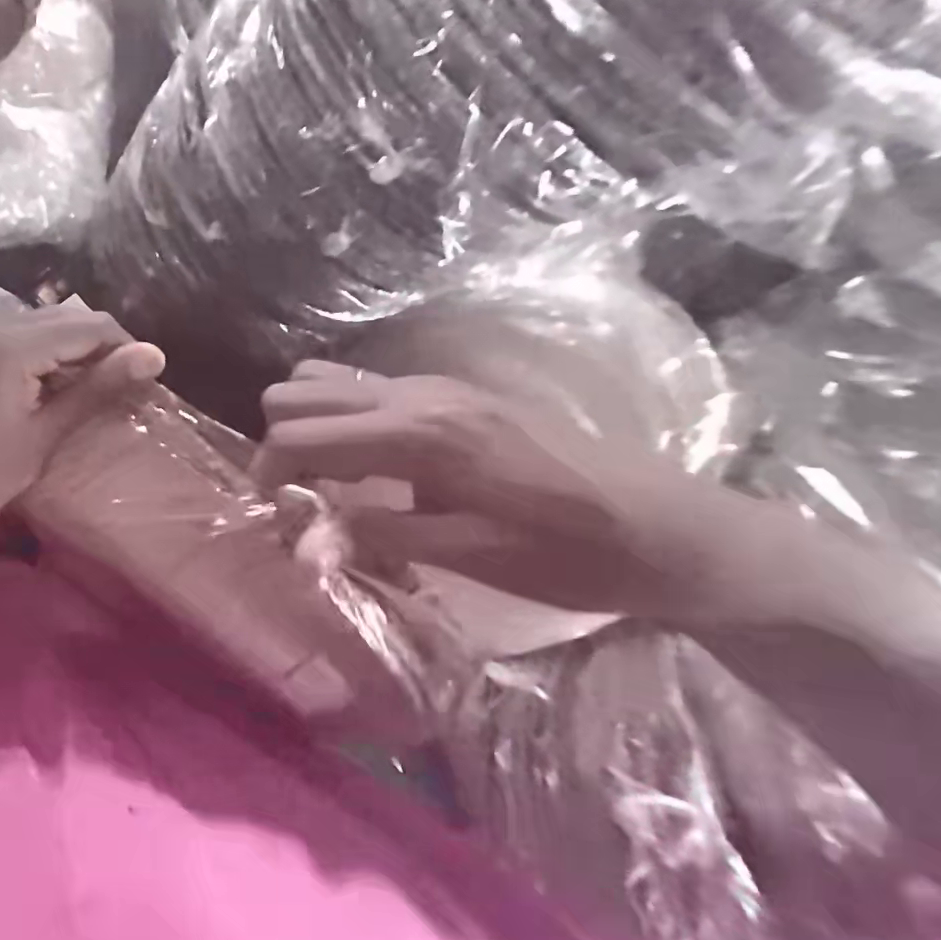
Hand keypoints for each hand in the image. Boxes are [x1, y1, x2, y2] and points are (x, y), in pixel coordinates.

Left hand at [0, 305, 166, 524]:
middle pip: (66, 317)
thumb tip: (154, 356)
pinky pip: (24, 331)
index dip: (123, 344)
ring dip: (78, 345)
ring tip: (100, 381)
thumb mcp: (52, 429)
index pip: (84, 327)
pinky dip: (50, 349)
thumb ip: (101, 385)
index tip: (150, 370)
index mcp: (8, 348)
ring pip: (47, 321)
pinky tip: (63, 378)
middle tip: (128, 377)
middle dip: (101, 344)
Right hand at [251, 360, 691, 616]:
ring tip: (330, 479)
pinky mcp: (450, 392)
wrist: (671, 527)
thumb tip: (303, 536)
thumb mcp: (469, 559)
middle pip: (297, 392)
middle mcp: (415, 393)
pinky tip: (371, 467)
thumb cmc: (572, 554)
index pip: (299, 435)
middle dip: (279, 444)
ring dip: (309, 426)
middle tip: (300, 497)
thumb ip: (376, 536)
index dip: (269, 474)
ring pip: (324, 380)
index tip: (275, 514)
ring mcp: (433, 385)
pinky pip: (363, 389)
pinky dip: (342, 421)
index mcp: (418, 434)